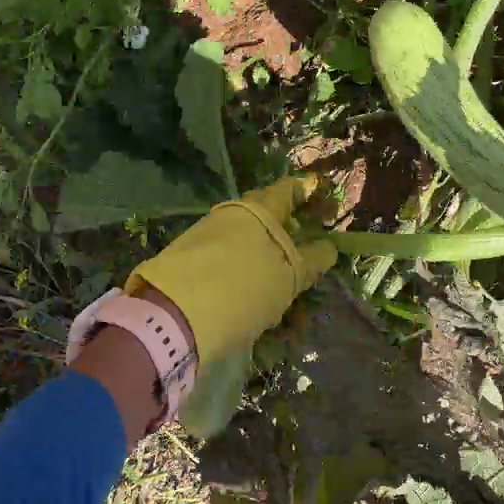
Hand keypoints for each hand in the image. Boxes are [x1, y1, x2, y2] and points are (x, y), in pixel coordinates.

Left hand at [125, 175, 335, 367]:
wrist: (174, 315)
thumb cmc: (244, 288)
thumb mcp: (289, 278)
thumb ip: (312, 259)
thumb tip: (329, 246)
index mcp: (260, 207)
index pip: (290, 188)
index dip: (309, 196)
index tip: (325, 214)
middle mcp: (233, 212)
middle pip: (267, 215)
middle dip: (286, 235)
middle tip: (303, 260)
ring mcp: (208, 232)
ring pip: (246, 239)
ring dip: (264, 259)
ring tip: (278, 292)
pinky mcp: (189, 256)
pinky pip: (225, 257)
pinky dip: (241, 272)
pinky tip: (247, 299)